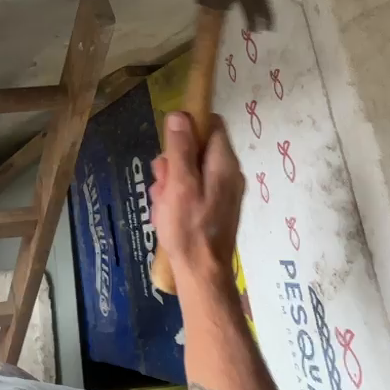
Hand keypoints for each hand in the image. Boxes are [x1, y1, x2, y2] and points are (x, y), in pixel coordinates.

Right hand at [150, 111, 243, 286]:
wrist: (203, 275)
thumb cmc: (189, 227)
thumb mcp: (180, 183)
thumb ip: (180, 148)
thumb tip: (180, 114)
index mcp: (224, 163)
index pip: (211, 125)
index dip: (189, 126)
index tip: (168, 141)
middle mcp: (228, 174)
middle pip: (197, 149)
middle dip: (173, 162)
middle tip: (161, 182)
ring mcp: (222, 193)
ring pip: (190, 171)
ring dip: (170, 183)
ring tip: (162, 205)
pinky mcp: (214, 209)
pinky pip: (192, 191)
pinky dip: (177, 198)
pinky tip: (166, 216)